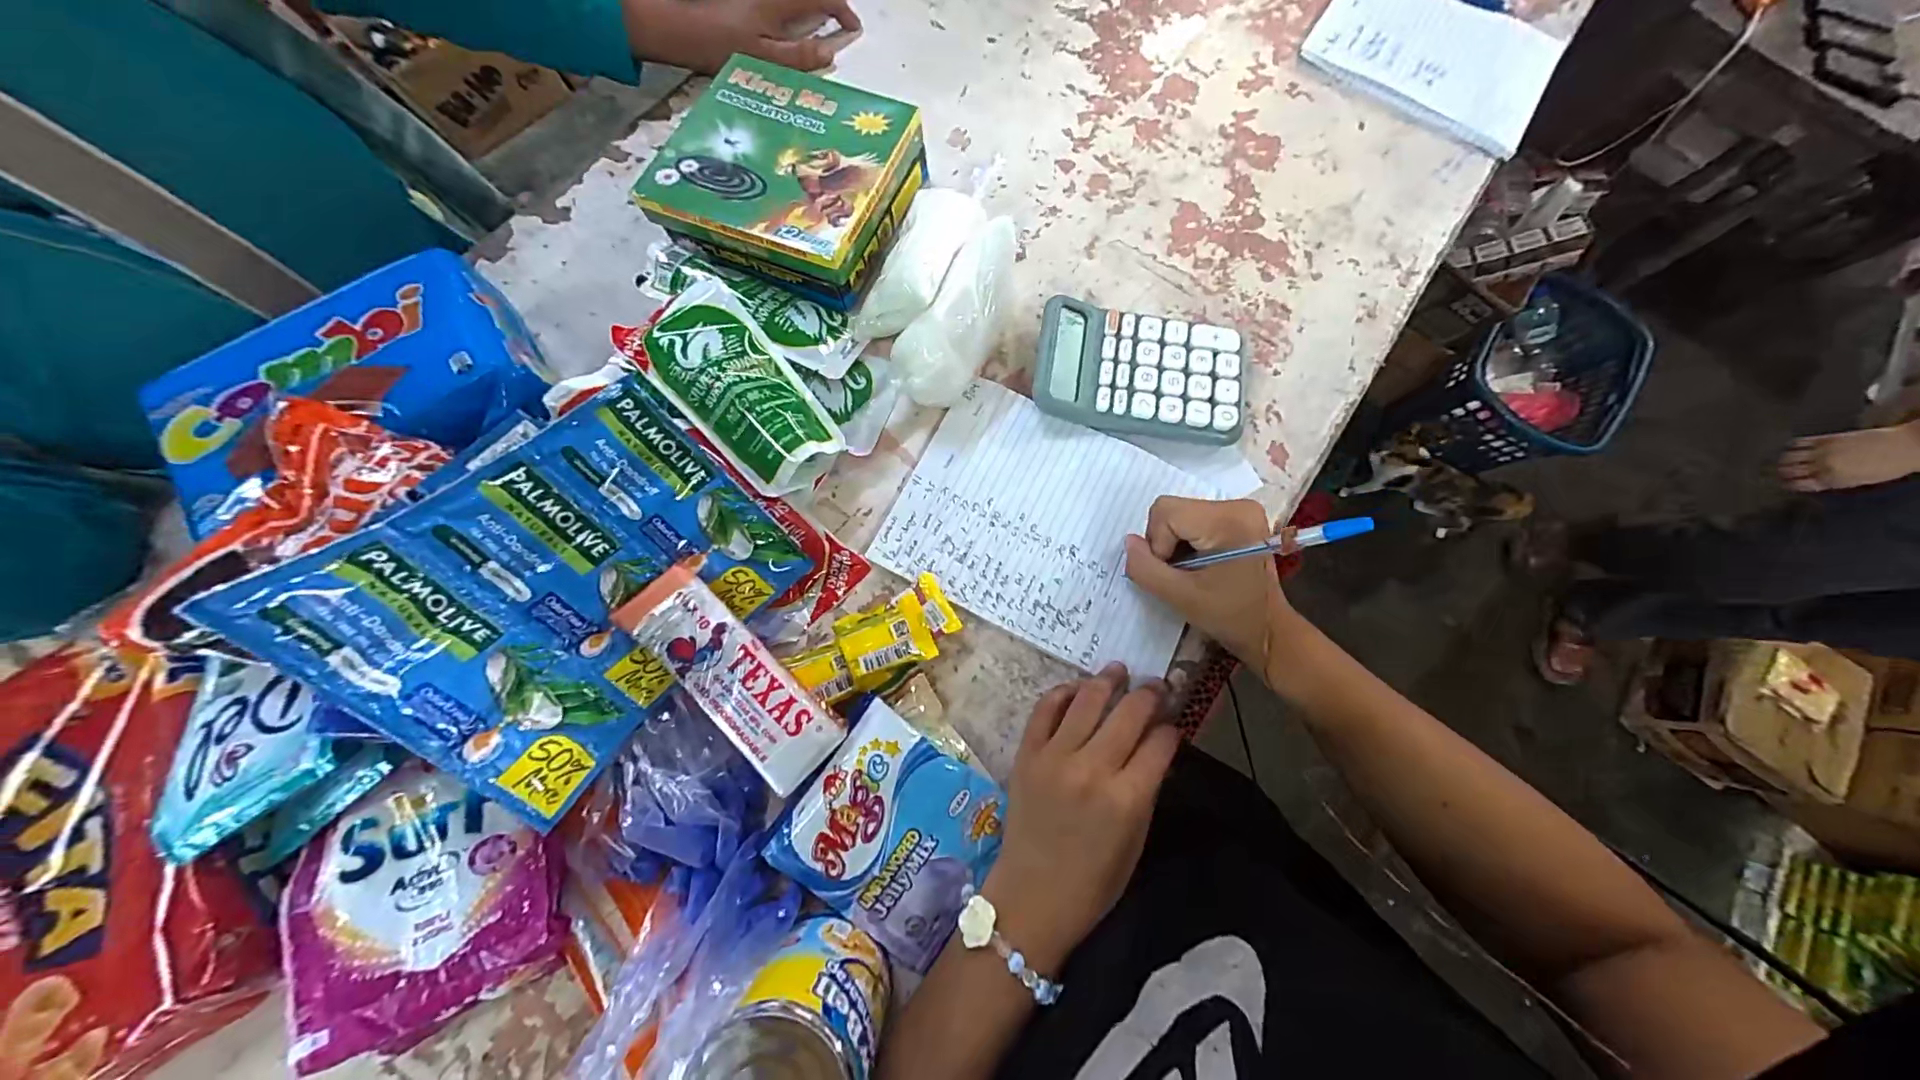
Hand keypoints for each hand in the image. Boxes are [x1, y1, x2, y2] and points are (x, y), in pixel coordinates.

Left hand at [622, 0, 860, 73]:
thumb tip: (830, 53)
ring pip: (795, 2)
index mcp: (781, 3)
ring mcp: (760, 0)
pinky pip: (781, 8)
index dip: (843, 11)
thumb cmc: (720, 45)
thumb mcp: (764, 58)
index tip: (853, 28)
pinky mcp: (749, 6)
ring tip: (820, 31)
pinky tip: (792, 35)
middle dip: (829, 6)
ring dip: (812, 11)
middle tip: (839, 27)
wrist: (679, 29)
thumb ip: (799, 57)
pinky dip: (794, 17)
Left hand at [983, 665, 1178, 974]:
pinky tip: (1076, 688)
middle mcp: (1092, 768)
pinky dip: (1062, 693)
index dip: (1172, 728)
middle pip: (1128, 713)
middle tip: (1156, 684)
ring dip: (1107, 680)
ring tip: (1118, 670)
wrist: (1032, 896)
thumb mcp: (1136, 840)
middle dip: (1149, 694)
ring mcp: (1054, 756)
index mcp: (1127, 797)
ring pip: (1087, 700)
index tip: (1173, 721)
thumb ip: (1147, 789)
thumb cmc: (1093, 881)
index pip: (1160, 743)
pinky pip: (1044, 709)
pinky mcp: (1026, 754)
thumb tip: (1158, 746)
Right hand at [1124, 496, 1290, 668]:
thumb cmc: (1230, 616)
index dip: (1157, 544)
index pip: (1165, 513)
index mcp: (1229, 519)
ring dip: (1173, 543)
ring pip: (1178, 514)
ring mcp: (1239, 509)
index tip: (1174, 573)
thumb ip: (1146, 568)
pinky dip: (1184, 541)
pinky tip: (1199, 564)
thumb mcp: (1180, 597)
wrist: (1268, 629)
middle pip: (1171, 510)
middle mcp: (1238, 505)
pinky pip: (1192, 519)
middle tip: (1180, 573)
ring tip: (1190, 570)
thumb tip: (1129, 542)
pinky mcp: (1237, 518)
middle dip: (1164, 543)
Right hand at [1777, 421, 1919, 492]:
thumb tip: (1810, 481)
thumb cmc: (1890, 466)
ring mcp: (1823, 451)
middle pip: (1788, 470)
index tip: (1781, 484)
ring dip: (1782, 459)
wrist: (1908, 446)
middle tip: (1774, 472)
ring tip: (1780, 460)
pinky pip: (1799, 442)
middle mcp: (1822, 466)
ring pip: (1788, 456)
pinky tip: (1790, 447)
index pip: (1796, 484)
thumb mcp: (1858, 480)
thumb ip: (1831, 481)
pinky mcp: (1827, 439)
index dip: (1786, 484)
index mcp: (1830, 479)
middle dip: (1779, 472)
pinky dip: (1791, 446)